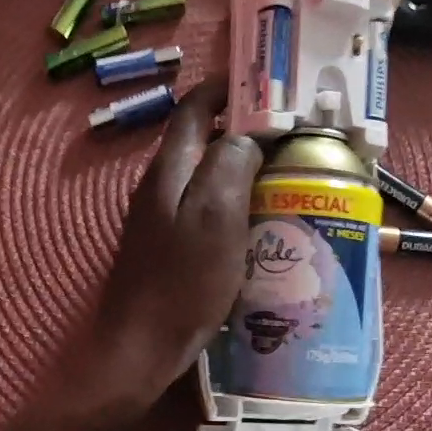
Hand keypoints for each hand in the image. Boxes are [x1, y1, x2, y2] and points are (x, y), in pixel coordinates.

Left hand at [54, 80, 260, 410]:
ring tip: (284, 175)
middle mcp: (159, 186)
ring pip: (204, 177)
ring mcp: (159, 219)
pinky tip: (258, 223)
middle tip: (290, 135)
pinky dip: (232, 204)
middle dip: (243, 130)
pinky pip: (204, 210)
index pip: (194, 109)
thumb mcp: (216, 216)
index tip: (269, 83)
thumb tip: (247, 134)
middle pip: (201, 142)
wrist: (141, 347)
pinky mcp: (166, 248)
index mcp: (169, 170)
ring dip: (240, 168)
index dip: (227, 88)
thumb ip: (230, 165)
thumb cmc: (183, 282)